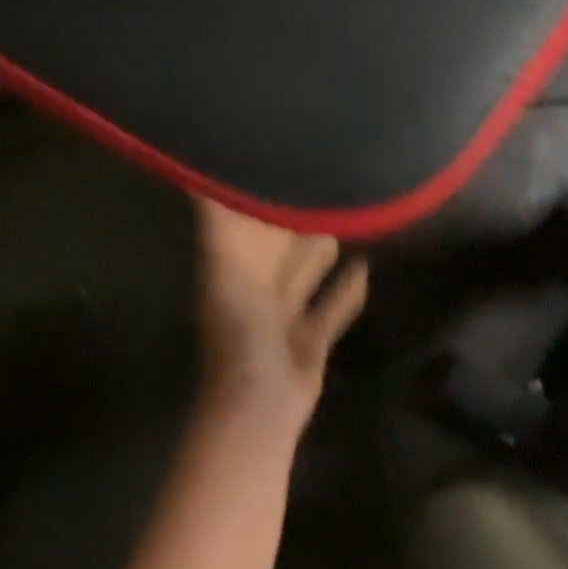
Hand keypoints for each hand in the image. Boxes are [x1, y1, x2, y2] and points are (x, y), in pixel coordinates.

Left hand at [195, 199, 367, 435]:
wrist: (260, 405)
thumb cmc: (240, 336)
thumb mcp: (225, 274)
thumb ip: (217, 227)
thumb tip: (202, 176)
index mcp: (231, 272)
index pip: (244, 226)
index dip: (256, 197)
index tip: (277, 163)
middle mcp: (256, 291)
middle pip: (277, 249)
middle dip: (292, 221)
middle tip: (318, 182)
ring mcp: (284, 318)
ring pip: (304, 276)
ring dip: (318, 253)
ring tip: (343, 219)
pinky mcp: (312, 340)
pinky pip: (331, 308)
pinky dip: (345, 291)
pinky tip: (365, 269)